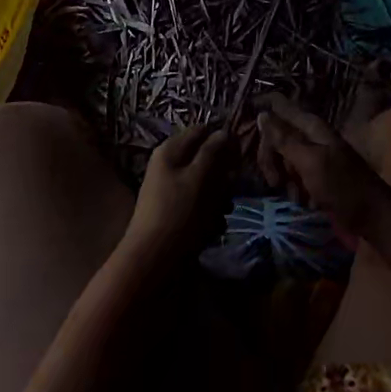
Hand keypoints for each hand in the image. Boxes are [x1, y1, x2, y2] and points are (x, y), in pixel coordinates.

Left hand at [122, 124, 230, 263]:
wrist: (153, 260)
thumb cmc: (177, 214)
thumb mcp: (197, 178)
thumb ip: (211, 152)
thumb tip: (223, 131)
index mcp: (170, 151)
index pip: (201, 132)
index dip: (221, 141)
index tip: (237, 157)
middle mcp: (169, 166)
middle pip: (206, 159)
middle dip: (222, 175)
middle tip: (229, 190)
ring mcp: (172, 189)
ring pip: (207, 184)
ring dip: (219, 198)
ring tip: (220, 214)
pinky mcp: (177, 211)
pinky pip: (200, 205)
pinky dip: (209, 215)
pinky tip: (212, 228)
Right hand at [257, 94, 390, 236]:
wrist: (373, 217)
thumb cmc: (343, 186)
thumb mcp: (310, 161)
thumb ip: (285, 139)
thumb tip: (262, 114)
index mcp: (310, 126)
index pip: (279, 105)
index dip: (261, 111)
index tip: (243, 130)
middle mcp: (309, 136)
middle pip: (275, 136)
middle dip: (270, 159)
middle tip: (274, 181)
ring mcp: (313, 156)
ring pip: (281, 158)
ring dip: (283, 179)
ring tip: (296, 196)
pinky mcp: (315, 175)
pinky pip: (292, 176)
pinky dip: (295, 189)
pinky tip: (304, 201)